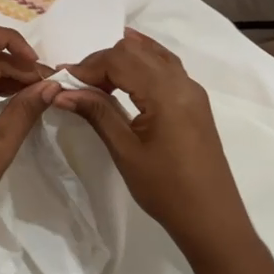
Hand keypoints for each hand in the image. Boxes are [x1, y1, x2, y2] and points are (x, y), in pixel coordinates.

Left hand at [0, 24, 61, 230]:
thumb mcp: (0, 144)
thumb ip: (26, 109)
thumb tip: (53, 85)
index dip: (9, 39)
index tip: (35, 61)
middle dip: (19, 64)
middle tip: (52, 83)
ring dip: (12, 77)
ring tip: (45, 91)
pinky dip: (0, 89)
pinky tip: (25, 99)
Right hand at [54, 29, 251, 255]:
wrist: (212, 222)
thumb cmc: (166, 190)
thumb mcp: (125, 151)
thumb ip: (96, 112)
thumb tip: (61, 91)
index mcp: (166, 94)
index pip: (118, 60)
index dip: (87, 66)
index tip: (64, 83)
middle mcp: (182, 83)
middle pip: (134, 51)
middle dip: (101, 61)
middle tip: (79, 85)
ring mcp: (192, 91)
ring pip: (151, 54)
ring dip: (121, 59)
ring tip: (98, 81)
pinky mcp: (194, 101)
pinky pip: (166, 65)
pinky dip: (143, 60)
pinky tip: (127, 68)